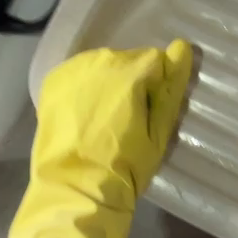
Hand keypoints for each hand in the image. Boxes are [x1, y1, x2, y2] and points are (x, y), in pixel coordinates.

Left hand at [0, 40, 196, 237]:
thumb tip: (182, 47)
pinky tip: (84, 114)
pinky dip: (86, 87)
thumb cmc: (125, 164)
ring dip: (108, 83)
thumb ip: (171, 86)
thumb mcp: (159, 130)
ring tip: (104, 119)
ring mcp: (74, 69)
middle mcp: (101, 59)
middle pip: (129, 60)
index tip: (150, 113)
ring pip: (103, 66)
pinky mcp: (54, 80)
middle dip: (132, 82)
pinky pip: (80, 74)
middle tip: (128, 119)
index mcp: (131, 70)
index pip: (157, 61)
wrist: (75, 190)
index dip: (157, 86)